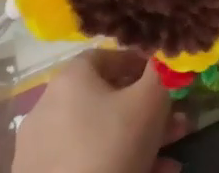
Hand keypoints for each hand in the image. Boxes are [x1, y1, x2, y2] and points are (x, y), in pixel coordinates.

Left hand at [14, 49, 184, 172]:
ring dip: (138, 140)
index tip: (165, 82)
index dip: (140, 65)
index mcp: (70, 79)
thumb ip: (161, 73)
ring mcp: (41, 147)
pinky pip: (87, 159)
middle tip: (176, 124)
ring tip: (170, 157)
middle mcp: (49, 106)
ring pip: (101, 133)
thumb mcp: (150, 101)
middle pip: (107, 100)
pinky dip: (117, 162)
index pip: (108, 56)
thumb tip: (164, 61)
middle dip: (147, 111)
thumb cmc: (113, 144)